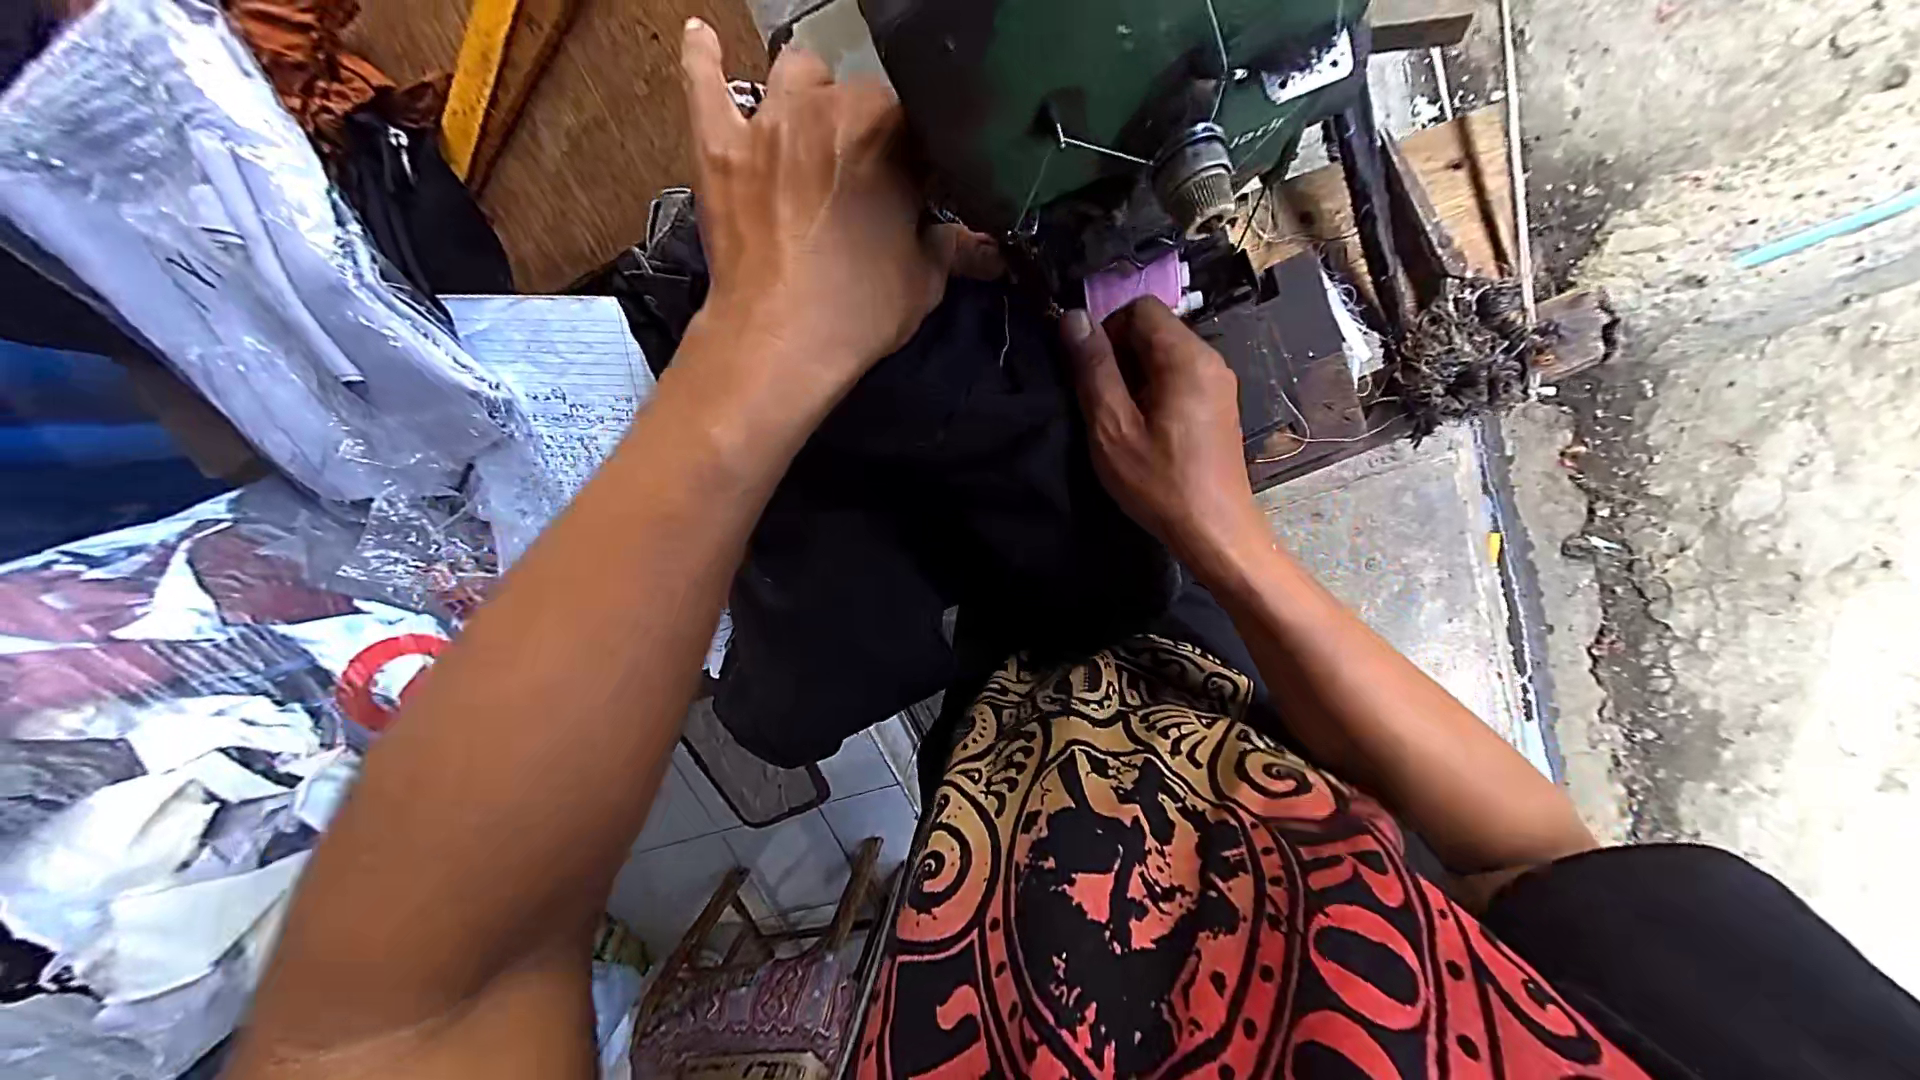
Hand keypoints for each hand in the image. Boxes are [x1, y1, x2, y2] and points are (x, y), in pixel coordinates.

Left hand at [679, 19, 956, 396]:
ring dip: (811, 96)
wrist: (780, 344)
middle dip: (869, 131)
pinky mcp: (719, 146)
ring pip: (795, 72)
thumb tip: (979, 243)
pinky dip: (706, 62)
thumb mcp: (923, 283)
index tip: (919, 192)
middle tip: (867, 180)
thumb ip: (951, 248)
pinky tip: (706, 43)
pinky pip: (705, 82)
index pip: (918, 124)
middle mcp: (828, 110)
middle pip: (858, 94)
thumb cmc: (858, 314)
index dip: (921, 160)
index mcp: (889, 136)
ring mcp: (768, 122)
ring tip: (814, 130)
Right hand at [1062, 298, 1271, 579]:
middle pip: (1154, 329)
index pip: (1140, 308)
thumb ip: (1092, 370)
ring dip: (1133, 377)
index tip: (1090, 374)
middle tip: (1101, 403)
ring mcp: (1219, 383)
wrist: (1214, 530)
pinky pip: (1179, 378)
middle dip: (1118, 356)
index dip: (1106, 331)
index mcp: (1185, 358)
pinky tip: (1145, 431)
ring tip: (1120, 421)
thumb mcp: (1112, 428)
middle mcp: (1210, 360)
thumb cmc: (1160, 483)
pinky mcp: (1219, 406)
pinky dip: (1154, 392)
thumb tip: (1074, 319)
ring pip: (1164, 355)